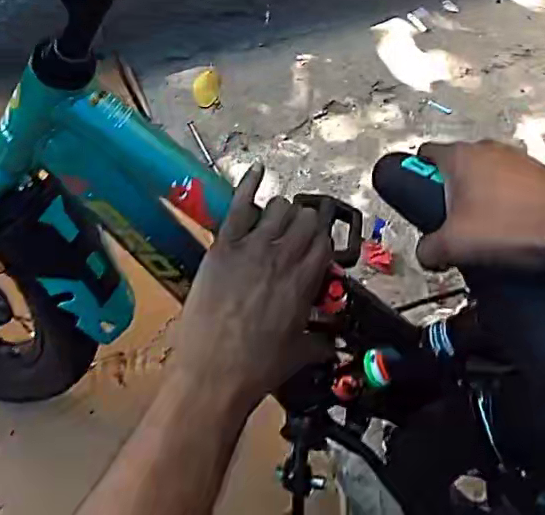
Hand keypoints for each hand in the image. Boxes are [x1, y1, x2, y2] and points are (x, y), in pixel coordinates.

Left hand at [170, 164, 332, 413]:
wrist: (212, 375)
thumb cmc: (256, 369)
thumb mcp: (297, 355)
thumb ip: (319, 342)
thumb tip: (332, 344)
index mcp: (304, 283)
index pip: (325, 243)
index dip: (322, 240)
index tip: (317, 244)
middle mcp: (283, 258)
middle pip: (305, 219)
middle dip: (304, 223)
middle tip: (295, 232)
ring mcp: (252, 248)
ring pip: (278, 208)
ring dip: (281, 212)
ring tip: (275, 220)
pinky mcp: (224, 245)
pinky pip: (241, 205)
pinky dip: (249, 183)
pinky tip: (257, 170)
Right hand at [412, 140, 544, 271]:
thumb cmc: (515, 227)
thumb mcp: (457, 245)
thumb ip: (429, 249)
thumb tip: (424, 254)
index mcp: (460, 155)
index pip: (424, 154)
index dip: (418, 176)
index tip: (423, 199)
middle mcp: (485, 148)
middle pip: (454, 167)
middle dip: (451, 193)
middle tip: (454, 224)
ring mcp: (514, 157)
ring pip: (483, 175)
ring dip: (480, 198)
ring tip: (488, 230)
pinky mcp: (537, 172)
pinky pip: (510, 184)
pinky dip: (507, 202)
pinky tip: (514, 228)